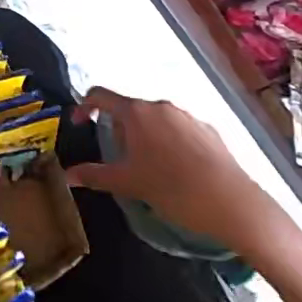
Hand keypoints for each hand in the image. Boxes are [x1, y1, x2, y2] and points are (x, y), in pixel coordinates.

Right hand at [66, 87, 293, 256]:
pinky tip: (177, 171)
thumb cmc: (172, 189)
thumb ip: (94, 175)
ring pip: (154, 120)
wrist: (234, 205)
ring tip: (148, 168)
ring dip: (143, 137)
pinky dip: (168, 143)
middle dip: (118, 129)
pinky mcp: (209, 131)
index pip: (99, 95)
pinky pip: (178, 130)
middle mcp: (161, 106)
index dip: (83, 106)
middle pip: (128, 109)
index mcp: (136, 113)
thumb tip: (67, 176)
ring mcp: (188, 116)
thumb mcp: (127, 184)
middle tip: (118, 159)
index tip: (79, 125)